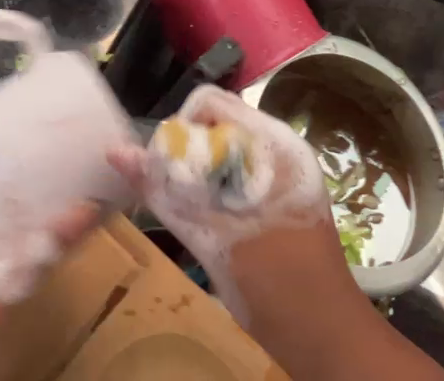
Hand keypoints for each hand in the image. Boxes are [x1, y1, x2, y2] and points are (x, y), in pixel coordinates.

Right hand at [116, 85, 443, 380]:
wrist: (327, 339)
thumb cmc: (275, 284)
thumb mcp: (211, 236)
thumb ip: (163, 189)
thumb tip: (115, 151)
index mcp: (272, 143)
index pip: (209, 103)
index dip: (179, 129)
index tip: (167, 172)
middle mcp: (278, 148)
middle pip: (214, 126)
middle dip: (186, 156)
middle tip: (176, 198)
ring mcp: (281, 174)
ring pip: (221, 154)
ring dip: (196, 177)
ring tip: (189, 213)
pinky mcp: (278, 198)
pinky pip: (235, 176)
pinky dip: (213, 192)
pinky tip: (206, 221)